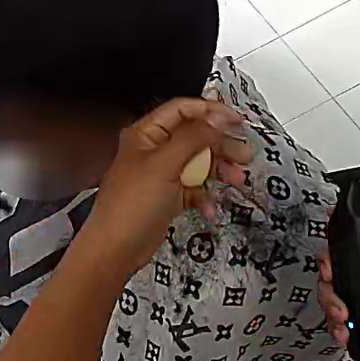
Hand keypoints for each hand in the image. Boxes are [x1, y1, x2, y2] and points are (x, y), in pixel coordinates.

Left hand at [66, 97, 249, 282]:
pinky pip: (195, 189)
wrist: (116, 250)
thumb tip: (217, 117)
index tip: (236, 120)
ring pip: (199, 163)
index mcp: (147, 134)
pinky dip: (205, 196)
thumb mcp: (165, 164)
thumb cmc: (130, 206)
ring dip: (219, 170)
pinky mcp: (169, 197)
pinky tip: (210, 208)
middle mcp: (155, 150)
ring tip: (237, 179)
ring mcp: (163, 174)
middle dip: (221, 145)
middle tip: (243, 155)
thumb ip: (194, 137)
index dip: (211, 111)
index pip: (183, 110)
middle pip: (196, 137)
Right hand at [319, 212, 359, 360]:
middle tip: (334, 277)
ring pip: (336, 285)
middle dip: (332, 266)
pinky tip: (348, 328)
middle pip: (345, 256)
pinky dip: (336, 322)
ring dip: (333, 300)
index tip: (339, 220)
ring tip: (345, 314)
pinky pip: (336, 312)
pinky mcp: (359, 317)